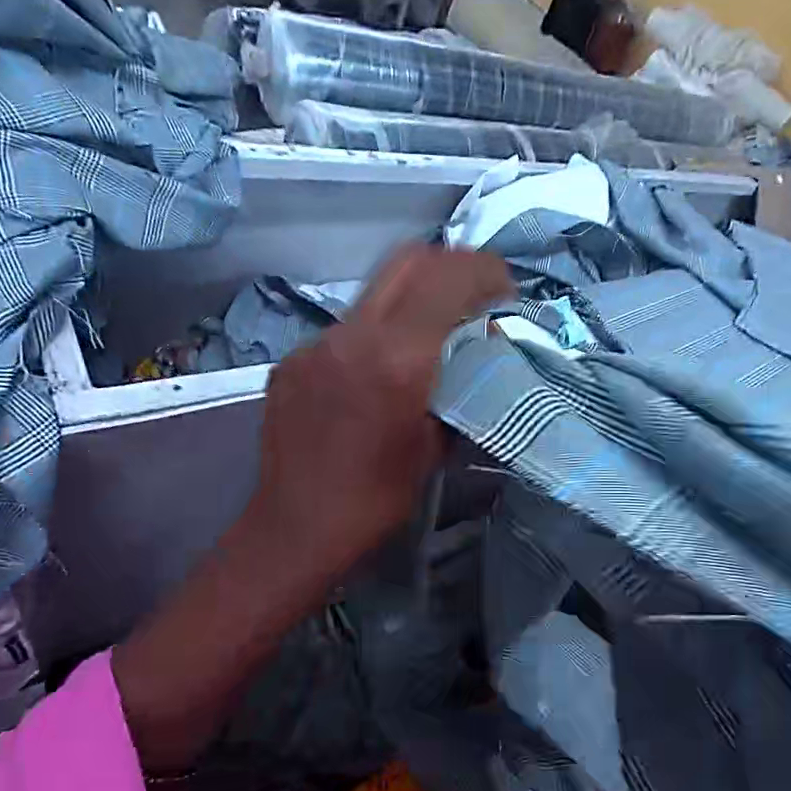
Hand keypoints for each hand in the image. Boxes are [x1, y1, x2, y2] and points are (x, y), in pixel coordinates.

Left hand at [238, 244, 515, 588]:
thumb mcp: (433, 447)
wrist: (295, 528)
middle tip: (467, 299)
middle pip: (406, 261)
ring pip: (370, 298)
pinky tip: (366, 382)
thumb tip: (476, 355)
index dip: (485, 271)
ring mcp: (312, 345)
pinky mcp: (287, 363)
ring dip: (403, 306)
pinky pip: (338, 333)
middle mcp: (349, 336)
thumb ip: (460, 388)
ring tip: (417, 346)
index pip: (448, 276)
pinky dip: (365, 340)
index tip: (502, 291)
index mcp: (394, 358)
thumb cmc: (374, 500)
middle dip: (446, 268)